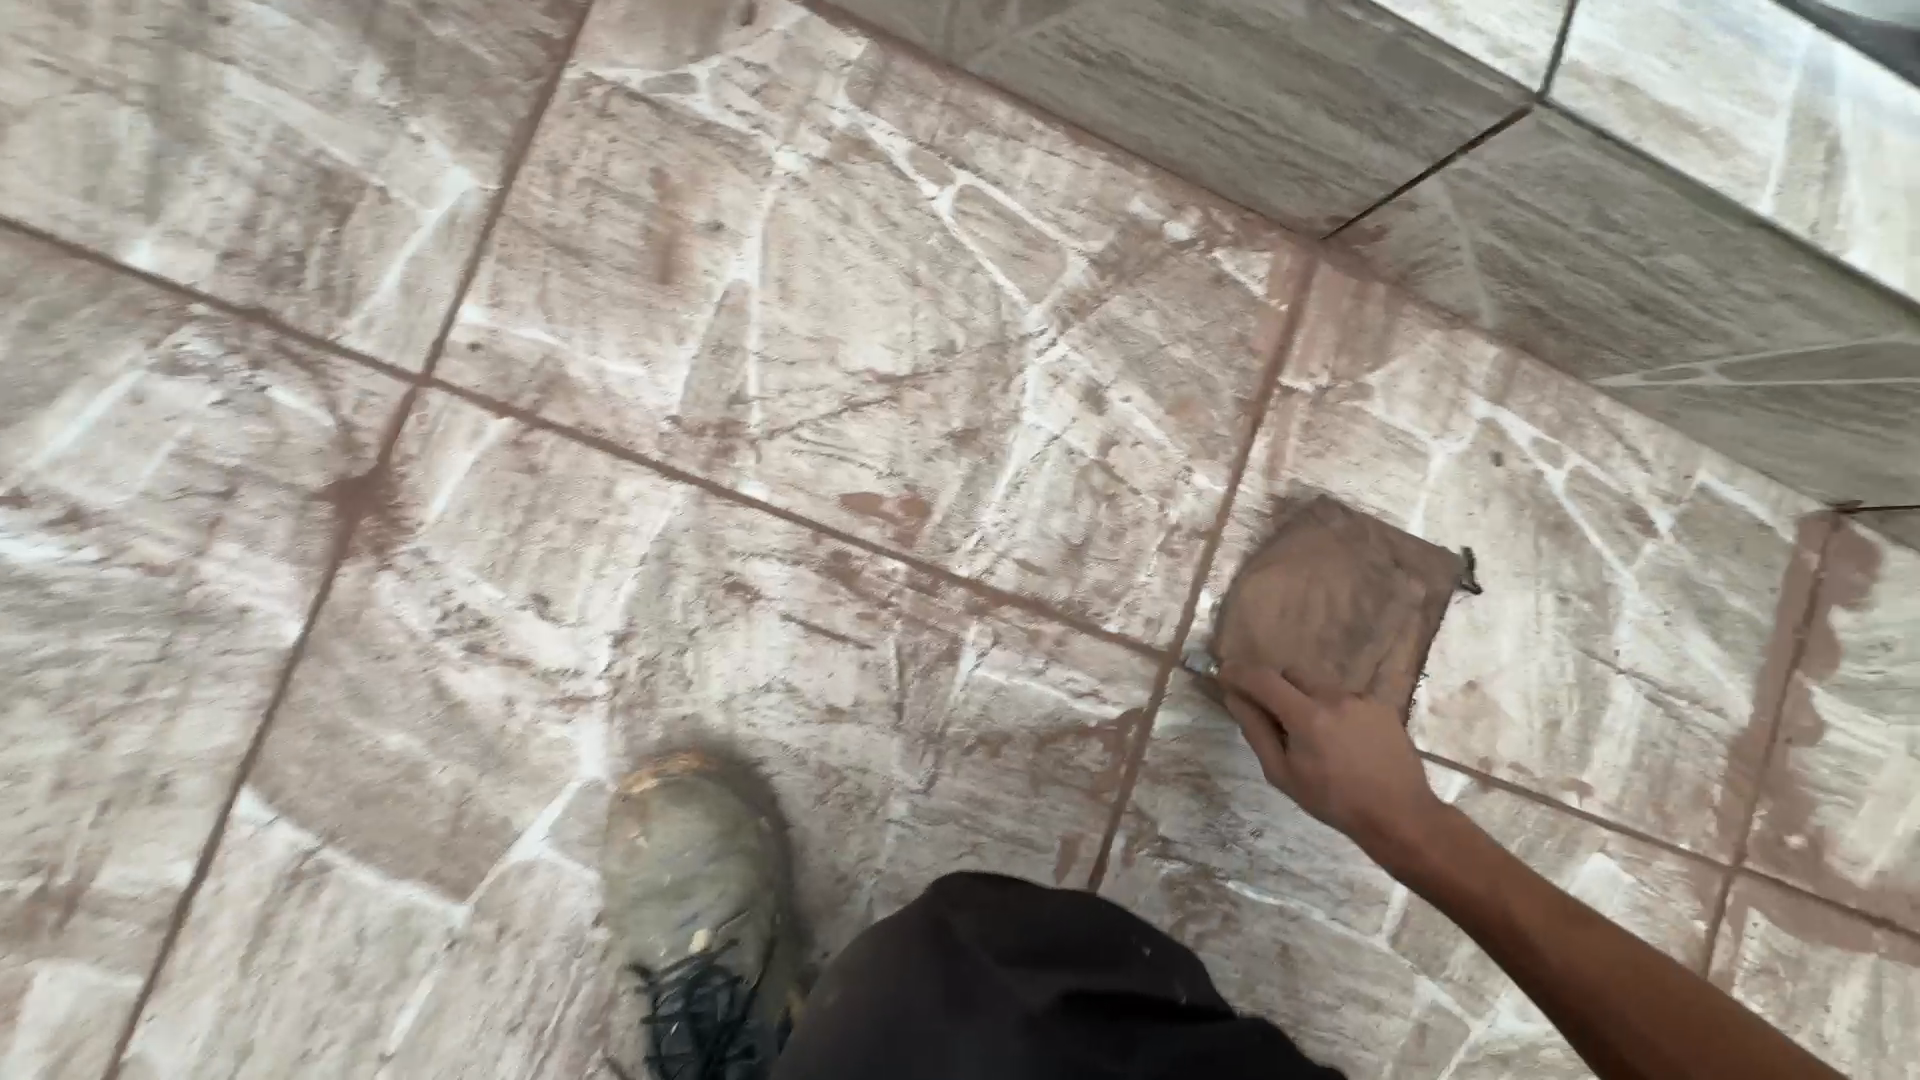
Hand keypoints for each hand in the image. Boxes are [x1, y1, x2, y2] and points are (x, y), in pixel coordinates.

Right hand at [1218, 662, 1447, 863]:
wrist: (1399, 815)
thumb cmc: (1333, 801)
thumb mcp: (1282, 774)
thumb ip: (1255, 730)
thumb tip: (1234, 698)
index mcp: (1307, 716)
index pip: (1262, 678)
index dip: (1239, 672)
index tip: (1225, 674)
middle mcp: (1334, 697)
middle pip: (1290, 673)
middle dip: (1276, 688)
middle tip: (1276, 718)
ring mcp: (1361, 699)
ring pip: (1318, 685)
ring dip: (1307, 700)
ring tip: (1317, 737)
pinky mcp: (1381, 705)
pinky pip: (1345, 697)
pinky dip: (1334, 710)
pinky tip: (1344, 741)